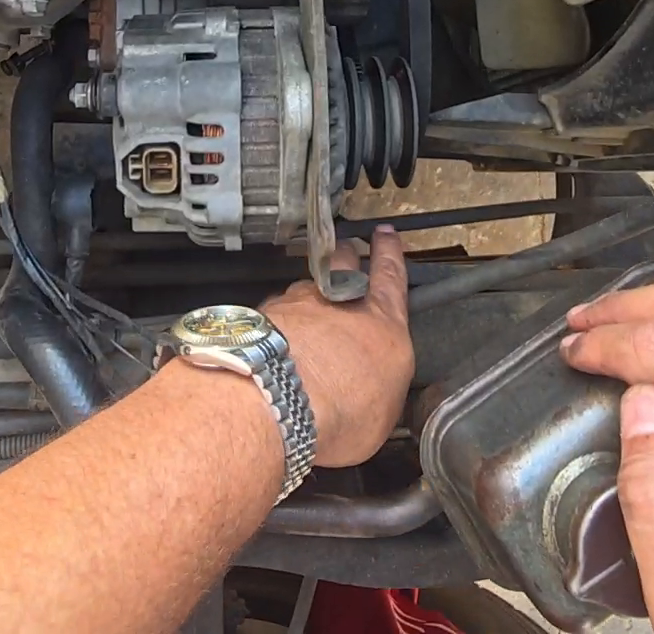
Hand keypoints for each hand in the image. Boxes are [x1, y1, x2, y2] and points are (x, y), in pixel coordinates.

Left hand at [262, 226, 412, 466]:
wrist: (274, 402)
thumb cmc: (335, 415)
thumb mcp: (380, 417)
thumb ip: (378, 391)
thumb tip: (373, 398)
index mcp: (381, 324)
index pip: (389, 275)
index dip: (388, 252)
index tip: (385, 235)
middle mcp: (340, 302)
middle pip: (345, 263)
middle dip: (347, 255)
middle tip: (347, 254)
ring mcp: (298, 303)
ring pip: (306, 287)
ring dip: (308, 298)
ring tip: (304, 319)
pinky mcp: (264, 314)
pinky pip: (275, 310)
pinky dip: (276, 321)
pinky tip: (271, 341)